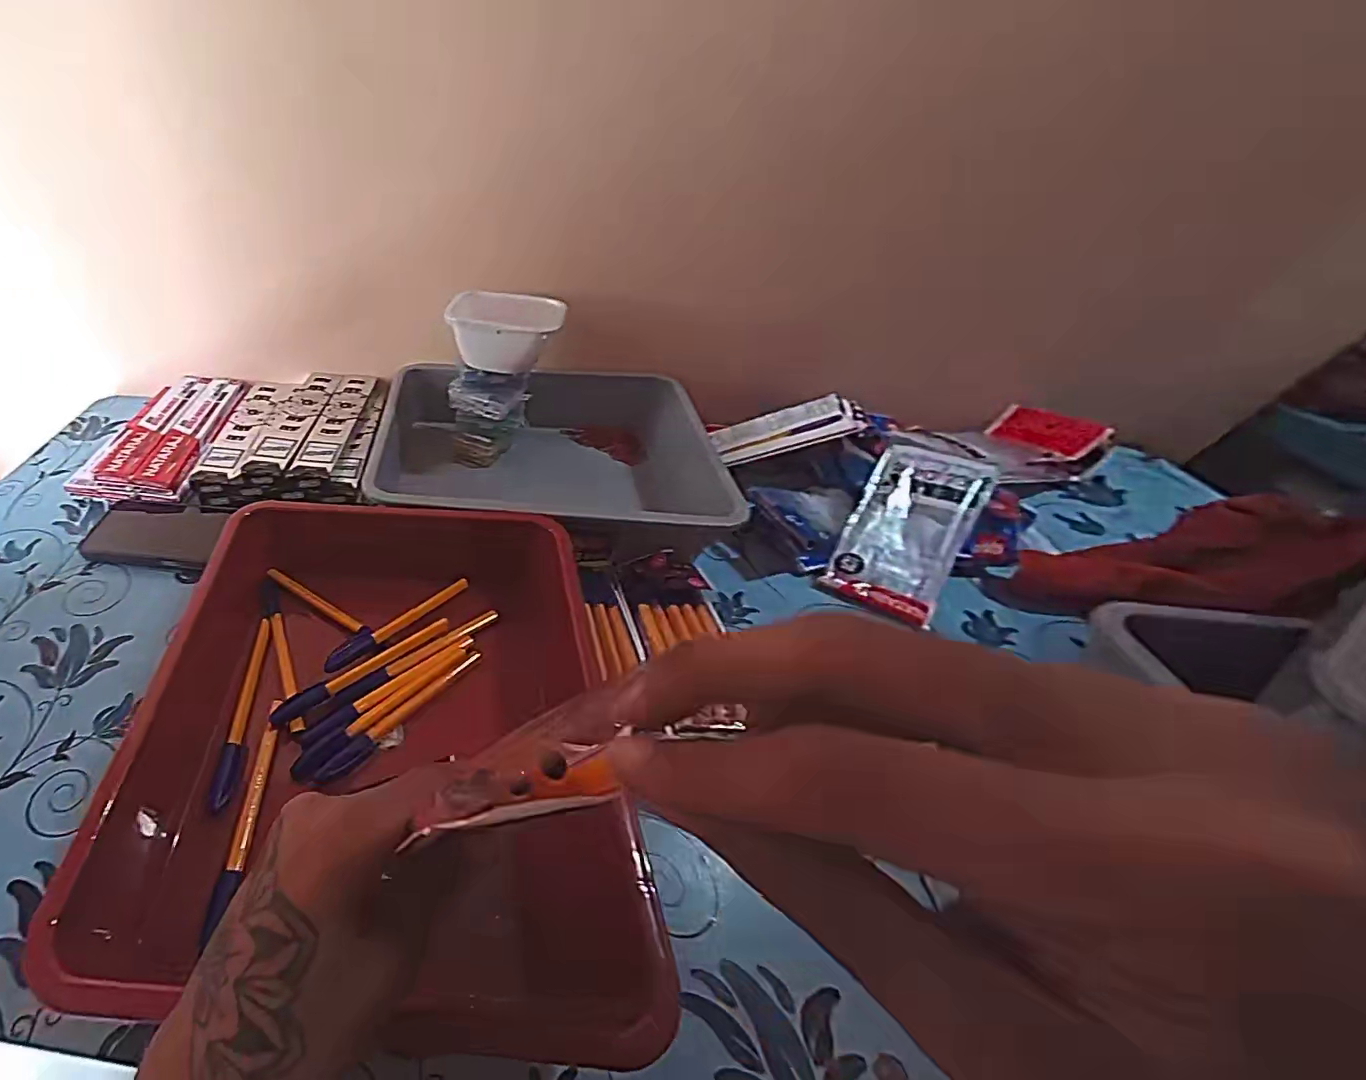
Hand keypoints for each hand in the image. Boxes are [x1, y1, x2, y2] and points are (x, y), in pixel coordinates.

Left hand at [141, 765, 461, 1079]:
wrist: (219, 1048)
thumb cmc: (313, 1010)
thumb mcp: (393, 951)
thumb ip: (437, 876)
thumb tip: (478, 829)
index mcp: (341, 829)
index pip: (425, 784)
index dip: (475, 786)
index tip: (514, 792)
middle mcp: (316, 805)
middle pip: (400, 792)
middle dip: (448, 807)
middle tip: (490, 830)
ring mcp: (296, 819)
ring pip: (377, 807)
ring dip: (417, 823)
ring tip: (455, 851)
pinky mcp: (287, 836)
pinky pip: (351, 822)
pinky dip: (385, 835)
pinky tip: (405, 865)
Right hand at [607, 614, 1365, 1079]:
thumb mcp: (1008, 1047)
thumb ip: (834, 903)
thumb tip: (691, 799)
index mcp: (1152, 867)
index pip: (860, 776)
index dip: (717, 765)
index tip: (619, 761)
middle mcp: (1151, 737)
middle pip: (858, 654)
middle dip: (711, 669)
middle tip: (620, 702)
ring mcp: (1144, 697)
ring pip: (884, 650)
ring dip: (758, 678)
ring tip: (679, 721)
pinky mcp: (1123, 692)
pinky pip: (928, 674)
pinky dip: (827, 696)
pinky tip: (782, 733)